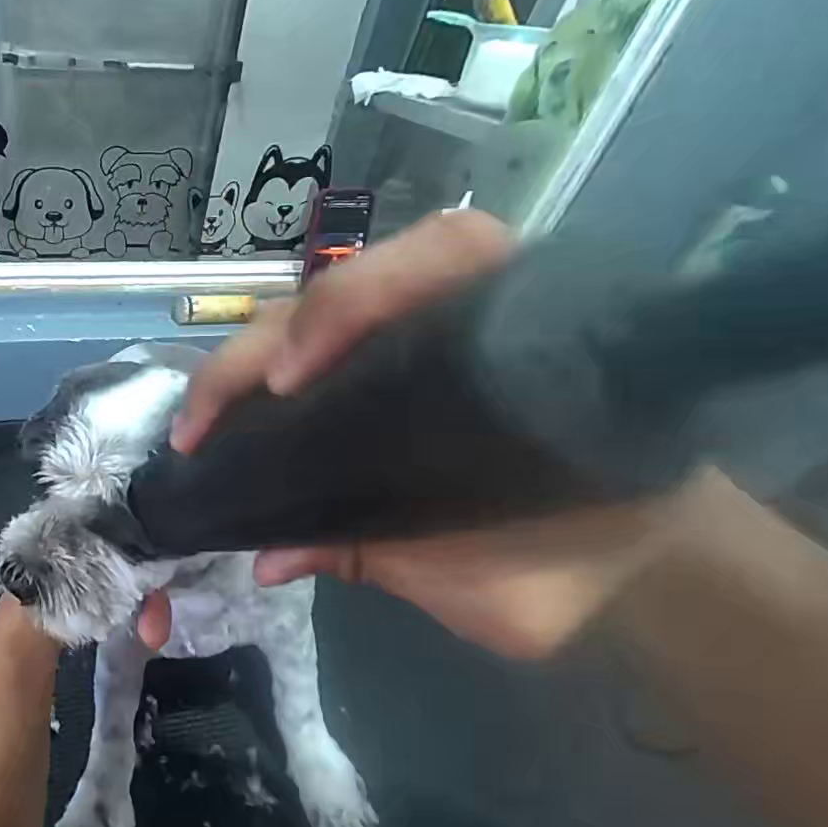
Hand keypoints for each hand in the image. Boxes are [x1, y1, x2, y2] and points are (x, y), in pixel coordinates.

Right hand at [136, 210, 679, 658]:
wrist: (624, 564)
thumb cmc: (578, 556)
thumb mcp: (495, 573)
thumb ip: (394, 557)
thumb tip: (271, 557)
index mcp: (523, 334)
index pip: (440, 253)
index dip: (356, 300)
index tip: (295, 380)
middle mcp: (462, 310)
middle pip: (343, 288)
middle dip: (262, 344)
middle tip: (205, 423)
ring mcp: (417, 333)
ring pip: (315, 307)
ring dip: (248, 353)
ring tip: (202, 419)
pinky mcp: (389, 367)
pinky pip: (315, 351)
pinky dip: (262, 374)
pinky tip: (229, 416)